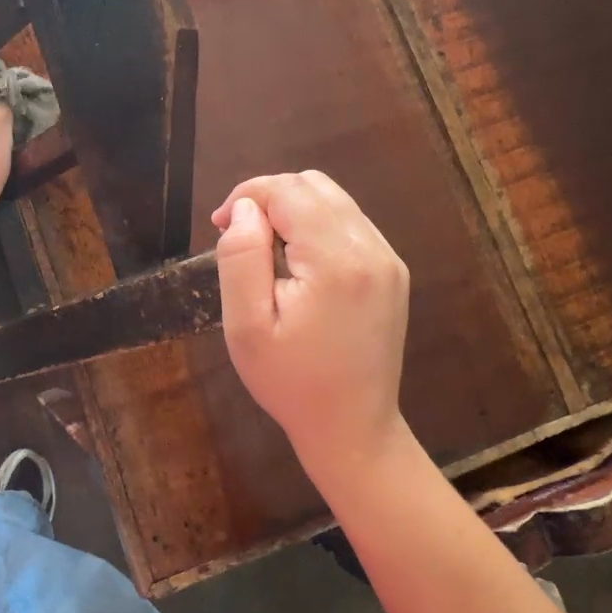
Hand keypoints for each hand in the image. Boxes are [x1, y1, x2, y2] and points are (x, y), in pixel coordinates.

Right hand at [212, 171, 411, 466]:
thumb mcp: (246, 326)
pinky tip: (298, 265)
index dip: (247, 196)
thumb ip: (241, 258)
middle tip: (239, 237)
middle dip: (269, 198)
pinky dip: (316, 227)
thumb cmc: (289, 381)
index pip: (288, 191)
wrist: (351, 428)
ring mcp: (388, 259)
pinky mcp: (392, 272)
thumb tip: (244, 209)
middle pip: (314, 185)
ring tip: (266, 251)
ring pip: (334, 199)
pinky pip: (349, 223)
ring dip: (292, 210)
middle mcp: (371, 249)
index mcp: (336, 260)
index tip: (219, 227)